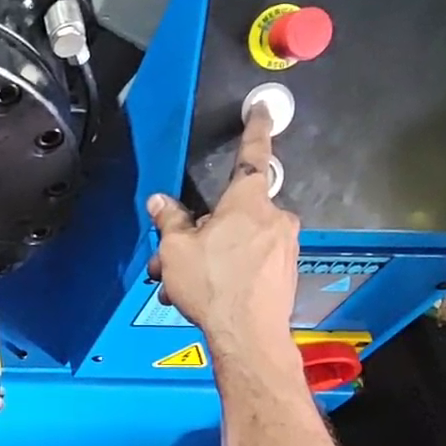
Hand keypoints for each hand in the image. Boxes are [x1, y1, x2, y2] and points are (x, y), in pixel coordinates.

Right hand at [146, 109, 298, 358]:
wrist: (247, 336)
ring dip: (210, 254)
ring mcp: (283, 246)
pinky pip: (251, 260)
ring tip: (184, 282)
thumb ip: (169, 220)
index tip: (262, 110)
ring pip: (240, 239)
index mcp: (247, 203)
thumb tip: (161, 203)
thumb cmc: (213, 288)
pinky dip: (227, 270)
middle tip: (175, 253)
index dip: (255, 130)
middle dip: (203, 229)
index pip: (252, 156)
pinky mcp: (284, 271)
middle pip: (234, 211)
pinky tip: (206, 292)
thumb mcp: (176, 249)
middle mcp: (273, 219)